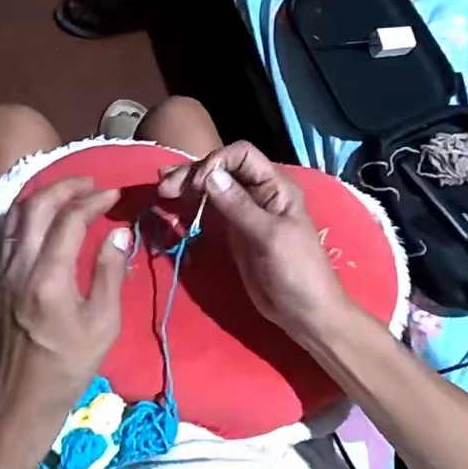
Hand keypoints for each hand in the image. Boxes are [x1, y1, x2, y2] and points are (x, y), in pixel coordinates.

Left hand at [0, 178, 130, 425]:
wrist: (22, 396)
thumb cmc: (69, 364)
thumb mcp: (103, 324)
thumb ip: (110, 273)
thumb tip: (118, 233)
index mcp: (49, 278)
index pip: (69, 220)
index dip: (92, 200)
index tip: (112, 194)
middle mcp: (19, 266)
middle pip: (36, 207)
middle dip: (65, 187)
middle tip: (90, 182)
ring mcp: (1, 271)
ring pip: (15, 215)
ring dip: (42, 195)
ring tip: (67, 191)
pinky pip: (6, 231)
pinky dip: (25, 212)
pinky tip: (41, 215)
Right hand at [158, 142, 353, 341]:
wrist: (306, 313)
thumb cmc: (297, 272)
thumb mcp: (268, 237)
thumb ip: (238, 206)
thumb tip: (208, 175)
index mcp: (276, 187)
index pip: (241, 155)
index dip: (216, 162)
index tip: (196, 185)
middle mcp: (259, 193)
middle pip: (222, 170)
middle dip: (192, 174)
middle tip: (163, 188)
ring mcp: (245, 213)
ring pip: (212, 190)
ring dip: (186, 188)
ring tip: (161, 192)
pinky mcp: (234, 233)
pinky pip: (209, 212)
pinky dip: (190, 208)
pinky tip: (172, 210)